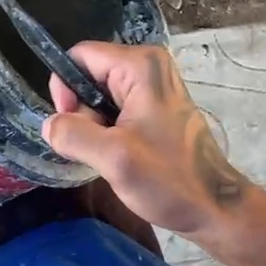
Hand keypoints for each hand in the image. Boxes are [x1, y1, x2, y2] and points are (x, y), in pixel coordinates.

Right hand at [43, 42, 246, 236]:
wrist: (216, 208)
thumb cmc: (170, 180)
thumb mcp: (113, 158)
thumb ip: (73, 135)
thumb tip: (49, 124)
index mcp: (140, 64)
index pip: (80, 56)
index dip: (66, 89)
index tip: (75, 126)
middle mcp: (148, 64)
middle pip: (89, 75)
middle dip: (83, 111)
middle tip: (101, 147)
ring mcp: (154, 83)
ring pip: (100, 94)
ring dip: (96, 125)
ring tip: (114, 154)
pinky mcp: (156, 103)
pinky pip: (115, 105)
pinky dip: (110, 129)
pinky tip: (122, 153)